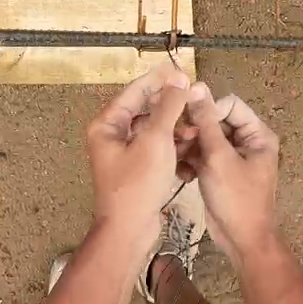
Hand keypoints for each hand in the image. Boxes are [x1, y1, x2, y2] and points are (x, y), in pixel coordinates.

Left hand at [85, 68, 192, 237]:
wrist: (130, 231)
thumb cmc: (137, 185)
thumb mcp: (156, 140)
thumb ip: (168, 107)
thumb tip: (179, 79)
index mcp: (107, 125)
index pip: (135, 91)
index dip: (159, 80)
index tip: (183, 72)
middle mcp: (112, 136)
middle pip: (145, 110)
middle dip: (171, 108)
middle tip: (195, 101)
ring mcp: (124, 154)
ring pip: (154, 131)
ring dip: (175, 130)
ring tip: (195, 132)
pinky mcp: (138, 170)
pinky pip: (157, 150)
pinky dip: (173, 148)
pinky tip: (190, 151)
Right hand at [182, 83, 280, 266]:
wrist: (241, 241)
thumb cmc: (237, 199)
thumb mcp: (219, 157)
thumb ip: (206, 122)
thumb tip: (196, 87)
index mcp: (257, 134)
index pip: (229, 104)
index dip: (208, 109)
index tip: (186, 120)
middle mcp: (246, 141)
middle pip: (214, 120)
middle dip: (194, 129)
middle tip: (176, 140)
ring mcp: (231, 157)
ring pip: (204, 138)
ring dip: (188, 145)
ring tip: (175, 157)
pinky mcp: (218, 170)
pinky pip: (201, 154)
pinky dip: (190, 160)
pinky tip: (181, 173)